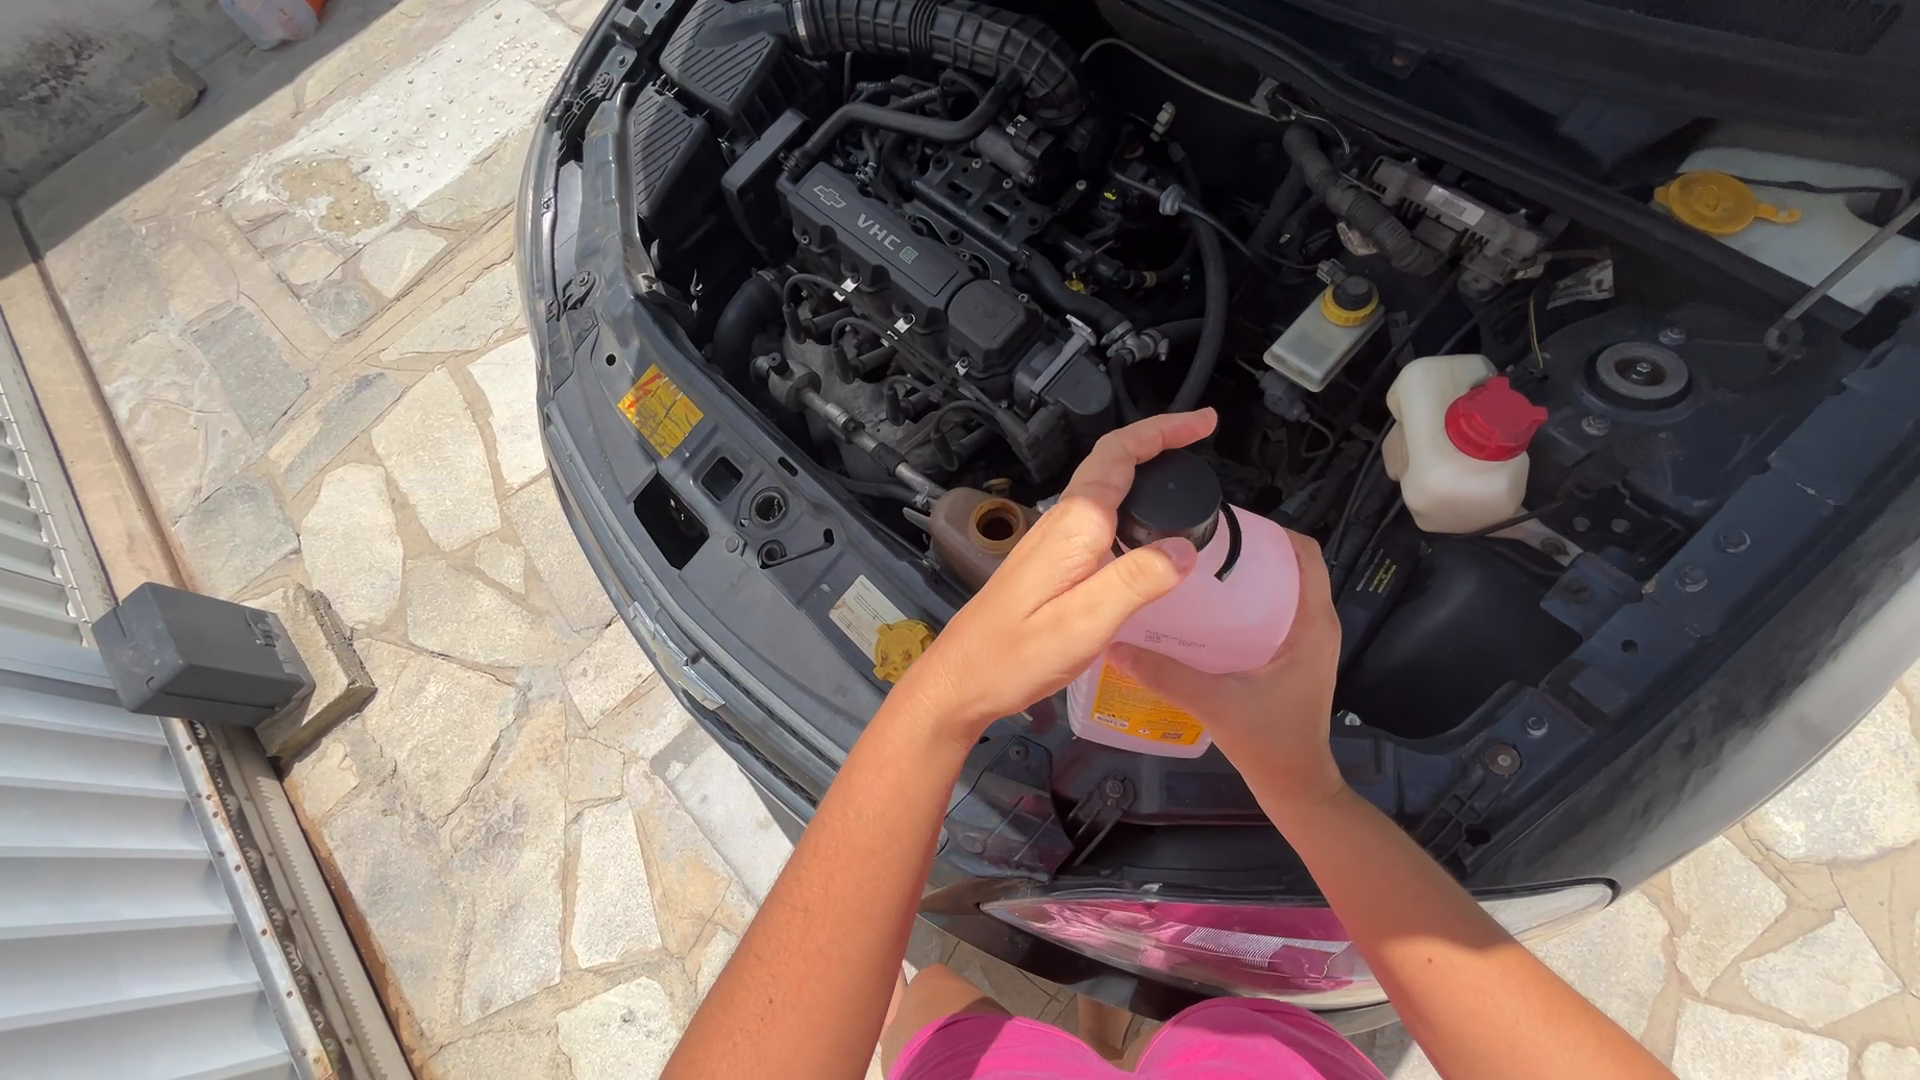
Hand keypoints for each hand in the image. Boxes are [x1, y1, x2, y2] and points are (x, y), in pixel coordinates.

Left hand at [894, 409, 1218, 746]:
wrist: (963, 677)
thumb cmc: (1016, 654)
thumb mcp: (1085, 623)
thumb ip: (1136, 581)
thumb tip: (1186, 548)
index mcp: (1074, 526)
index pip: (1119, 456)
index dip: (1162, 431)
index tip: (1204, 423)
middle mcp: (1061, 521)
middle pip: (1111, 462)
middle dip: (1158, 442)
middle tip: (1201, 440)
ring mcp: (1052, 540)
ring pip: (1102, 487)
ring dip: (1143, 470)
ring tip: (1183, 479)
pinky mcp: (1050, 560)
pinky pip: (1097, 514)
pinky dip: (1129, 502)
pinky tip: (1145, 529)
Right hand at [1109, 531, 1346, 811]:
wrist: (1295, 787)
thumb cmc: (1271, 743)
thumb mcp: (1216, 704)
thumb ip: (1167, 675)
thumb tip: (1116, 646)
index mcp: (1311, 624)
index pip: (1305, 553)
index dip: (1270, 530)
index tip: (1223, 522)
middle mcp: (1313, 625)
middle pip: (1285, 565)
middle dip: (1244, 549)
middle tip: (1193, 544)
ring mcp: (1302, 642)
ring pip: (1275, 589)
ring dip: (1240, 575)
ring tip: (1191, 570)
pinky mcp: (1288, 657)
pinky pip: (1267, 613)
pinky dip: (1239, 603)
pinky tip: (1199, 612)